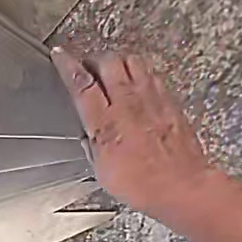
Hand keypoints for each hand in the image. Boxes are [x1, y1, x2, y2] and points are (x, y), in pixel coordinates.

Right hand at [51, 48, 221, 222]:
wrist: (182, 186)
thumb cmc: (143, 184)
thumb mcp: (102, 171)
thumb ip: (92, 146)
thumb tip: (87, 137)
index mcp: (105, 123)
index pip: (81, 83)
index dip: (67, 65)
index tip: (60, 55)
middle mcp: (128, 105)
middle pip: (108, 62)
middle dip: (94, 60)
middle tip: (88, 68)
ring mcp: (151, 99)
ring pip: (132, 61)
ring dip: (118, 62)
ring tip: (111, 71)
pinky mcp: (169, 101)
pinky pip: (152, 74)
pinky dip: (140, 73)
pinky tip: (137, 83)